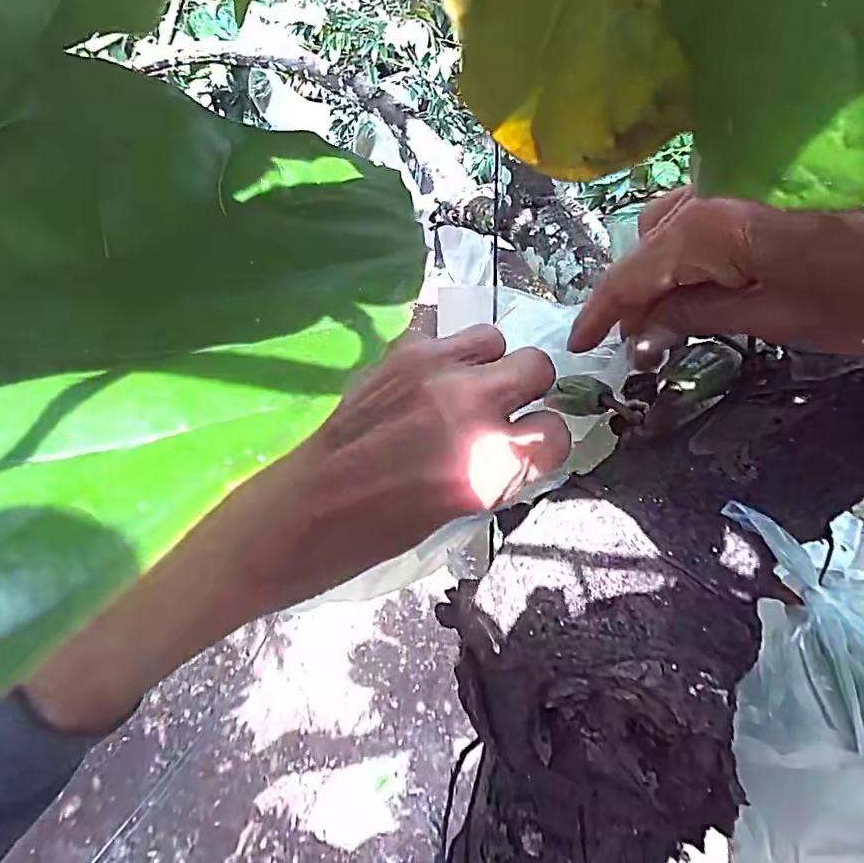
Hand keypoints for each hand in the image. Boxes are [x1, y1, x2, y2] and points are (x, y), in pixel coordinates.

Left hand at [23, 325, 568, 732]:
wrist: (304, 510)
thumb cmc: (381, 532)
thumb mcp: (461, 512)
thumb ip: (501, 468)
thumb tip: (523, 437)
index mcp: (491, 462)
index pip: (558, 431)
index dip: (547, 438)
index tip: (531, 443)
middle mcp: (471, 405)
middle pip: (538, 365)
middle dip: (529, 387)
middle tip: (501, 405)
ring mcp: (433, 370)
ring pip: (492, 336)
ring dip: (485, 360)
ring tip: (460, 383)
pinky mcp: (398, 352)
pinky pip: (439, 331)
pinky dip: (439, 352)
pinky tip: (422, 376)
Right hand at [567, 187, 863, 359]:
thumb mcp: (786, 321)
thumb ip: (703, 316)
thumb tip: (644, 328)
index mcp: (716, 226)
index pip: (633, 271)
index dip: (602, 310)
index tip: (582, 342)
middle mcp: (721, 186)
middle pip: (648, 242)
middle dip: (636, 292)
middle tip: (641, 342)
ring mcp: (753, 174)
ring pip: (678, 222)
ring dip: (665, 268)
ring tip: (676, 317)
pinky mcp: (781, 175)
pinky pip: (713, 210)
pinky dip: (698, 247)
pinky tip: (714, 281)